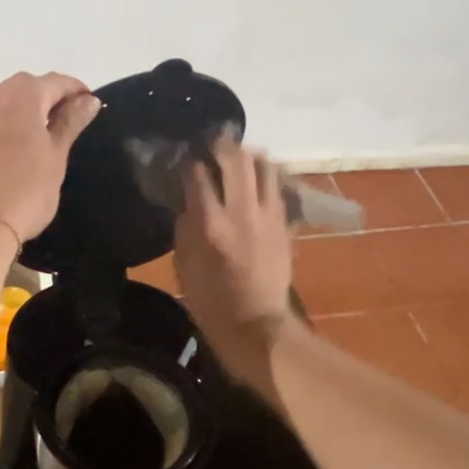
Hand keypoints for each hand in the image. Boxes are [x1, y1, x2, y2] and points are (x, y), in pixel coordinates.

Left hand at [0, 72, 101, 244]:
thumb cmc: (25, 192)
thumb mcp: (56, 158)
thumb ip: (70, 123)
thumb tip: (88, 101)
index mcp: (21, 96)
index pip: (56, 82)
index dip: (76, 91)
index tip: (89, 104)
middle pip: (25, 91)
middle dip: (46, 101)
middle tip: (64, 123)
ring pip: (1, 110)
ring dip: (20, 118)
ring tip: (35, 142)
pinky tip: (7, 159)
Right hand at [174, 134, 294, 369]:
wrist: (255, 323)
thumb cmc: (211, 301)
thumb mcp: (185, 267)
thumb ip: (185, 229)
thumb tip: (188, 202)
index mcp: (211, 225)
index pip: (198, 175)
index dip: (189, 161)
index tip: (184, 158)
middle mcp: (243, 211)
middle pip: (237, 158)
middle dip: (222, 145)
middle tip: (212, 145)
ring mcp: (269, 214)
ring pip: (264, 165)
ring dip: (249, 156)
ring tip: (237, 160)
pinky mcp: (285, 222)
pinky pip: (276, 185)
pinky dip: (265, 176)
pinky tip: (255, 181)